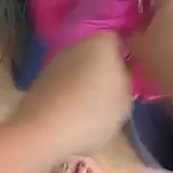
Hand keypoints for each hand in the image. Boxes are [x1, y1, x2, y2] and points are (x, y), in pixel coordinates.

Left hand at [10, 33, 132, 158]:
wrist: (43, 131)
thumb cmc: (94, 113)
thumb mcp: (126, 99)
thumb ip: (129, 79)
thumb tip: (124, 72)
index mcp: (101, 42)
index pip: (121, 41)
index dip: (128, 58)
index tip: (133, 78)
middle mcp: (76, 44)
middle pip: (98, 54)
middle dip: (106, 70)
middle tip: (115, 96)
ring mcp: (55, 61)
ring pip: (79, 69)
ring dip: (87, 84)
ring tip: (93, 111)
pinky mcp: (40, 80)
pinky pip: (64, 84)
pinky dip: (70, 95)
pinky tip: (72, 116)